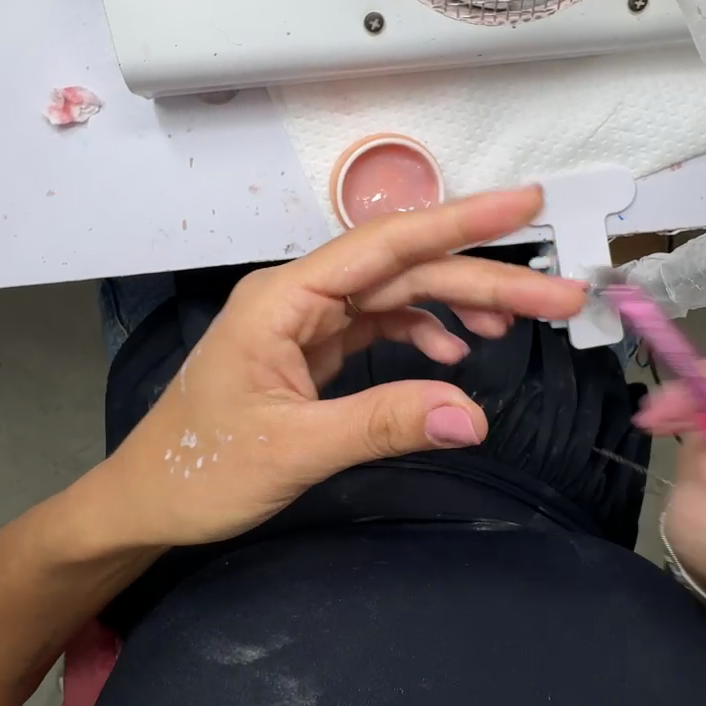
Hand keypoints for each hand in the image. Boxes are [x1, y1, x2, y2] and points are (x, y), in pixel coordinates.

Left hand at [89, 188, 586, 549]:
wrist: (146, 501)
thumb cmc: (199, 470)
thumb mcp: (293, 450)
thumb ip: (382, 424)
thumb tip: (475, 417)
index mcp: (284, 297)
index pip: (385, 246)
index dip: (460, 222)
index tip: (526, 205)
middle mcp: (299, 296)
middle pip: (404, 271)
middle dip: (482, 281)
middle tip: (559, 298)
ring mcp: (306, 322)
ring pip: (397, 296)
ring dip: (457, 307)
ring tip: (515, 328)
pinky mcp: (313, 350)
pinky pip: (379, 327)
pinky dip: (422, 335)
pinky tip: (453, 357)